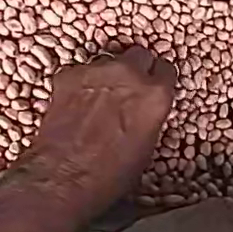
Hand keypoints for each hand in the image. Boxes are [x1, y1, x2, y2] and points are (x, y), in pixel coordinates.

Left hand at [0, 45, 175, 222]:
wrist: (66, 176)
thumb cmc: (110, 173)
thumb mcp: (148, 146)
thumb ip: (151, 116)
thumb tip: (146, 110)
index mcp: (156, 95)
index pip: (167, 69)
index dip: (160, 80)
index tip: (156, 86)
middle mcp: (129, 75)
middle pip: (139, 55)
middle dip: (138, 69)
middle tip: (132, 89)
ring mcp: (96, 71)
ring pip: (110, 60)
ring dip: (110, 75)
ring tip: (104, 100)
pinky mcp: (68, 74)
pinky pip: (82, 70)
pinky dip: (83, 83)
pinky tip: (81, 104)